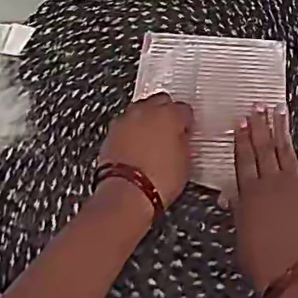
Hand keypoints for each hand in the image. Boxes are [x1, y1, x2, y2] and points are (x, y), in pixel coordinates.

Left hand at [99, 93, 193, 209]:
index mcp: (170, 114)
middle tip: (169, 131)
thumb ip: (184, 143)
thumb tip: (180, 140)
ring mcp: (127, 120)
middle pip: (160, 101)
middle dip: (165, 113)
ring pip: (140, 110)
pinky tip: (134, 146)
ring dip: (146, 119)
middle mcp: (148, 111)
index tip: (186, 131)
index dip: (186, 122)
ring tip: (150, 138)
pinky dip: (130, 131)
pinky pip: (125, 124)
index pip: (184, 109)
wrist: (125, 196)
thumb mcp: (184, 163)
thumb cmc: (156, 181)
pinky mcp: (111, 133)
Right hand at [233, 109, 297, 291]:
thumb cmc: (262, 261)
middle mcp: (272, 183)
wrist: (294, 273)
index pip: (244, 159)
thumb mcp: (240, 236)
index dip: (242, 139)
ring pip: (287, 152)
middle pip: (264, 149)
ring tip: (280, 111)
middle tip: (258, 105)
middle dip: (260, 126)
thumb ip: (237, 210)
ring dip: (283, 130)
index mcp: (251, 193)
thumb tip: (228, 193)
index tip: (241, 120)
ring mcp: (294, 186)